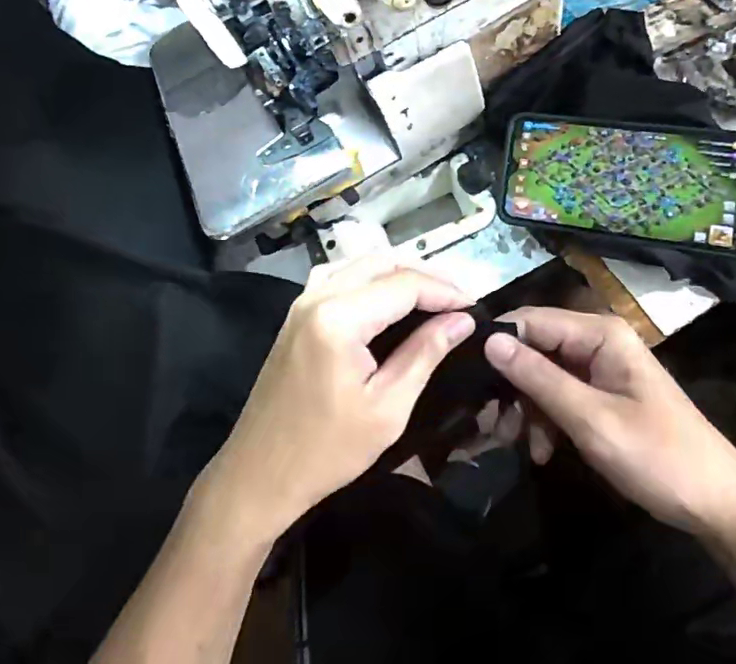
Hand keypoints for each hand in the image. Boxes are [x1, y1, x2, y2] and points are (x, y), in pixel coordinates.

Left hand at [197, 256, 476, 540]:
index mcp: (339, 317)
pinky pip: (338, 277)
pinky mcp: (296, 314)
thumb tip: (461, 320)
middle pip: (380, 262)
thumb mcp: (387, 408)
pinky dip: (369, 278)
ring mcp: (302, 302)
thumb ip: (425, 354)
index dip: (444, 290)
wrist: (259, 473)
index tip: (475, 307)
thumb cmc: (327, 450)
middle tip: (457, 300)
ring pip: (358, 264)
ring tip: (430, 297)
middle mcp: (317, 296)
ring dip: (396, 273)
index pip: (403, 284)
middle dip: (423, 275)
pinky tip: (387, 300)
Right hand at [483, 307, 735, 534]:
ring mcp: (600, 370)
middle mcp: (597, 342)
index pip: (531, 320)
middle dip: (511, 386)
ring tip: (516, 443)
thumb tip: (489, 340)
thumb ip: (538, 378)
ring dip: (526, 409)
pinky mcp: (601, 396)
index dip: (499, 344)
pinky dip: (545, 422)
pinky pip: (559, 397)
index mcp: (600, 334)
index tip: (468, 377)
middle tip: (492, 424)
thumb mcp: (591, 419)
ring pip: (542, 376)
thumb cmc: (658, 457)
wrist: (719, 505)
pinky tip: (542, 451)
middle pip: (534, 349)